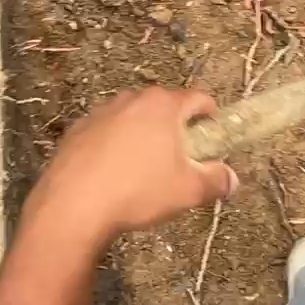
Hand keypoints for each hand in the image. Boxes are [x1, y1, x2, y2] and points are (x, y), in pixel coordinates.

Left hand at [22, 87, 238, 245]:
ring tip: (144, 171)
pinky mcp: (77, 130)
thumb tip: (231, 179)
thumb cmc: (138, 192)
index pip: (199, 98)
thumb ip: (216, 181)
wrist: (73, 206)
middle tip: (181, 161)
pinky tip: (113, 175)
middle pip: (165, 107)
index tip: (213, 137)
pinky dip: (116, 146)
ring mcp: (101, 112)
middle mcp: (132, 99)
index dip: (211, 117)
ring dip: (144, 136)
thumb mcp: (188, 191)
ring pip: (134, 118)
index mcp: (163, 106)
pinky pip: (107, 132)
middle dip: (176, 129)